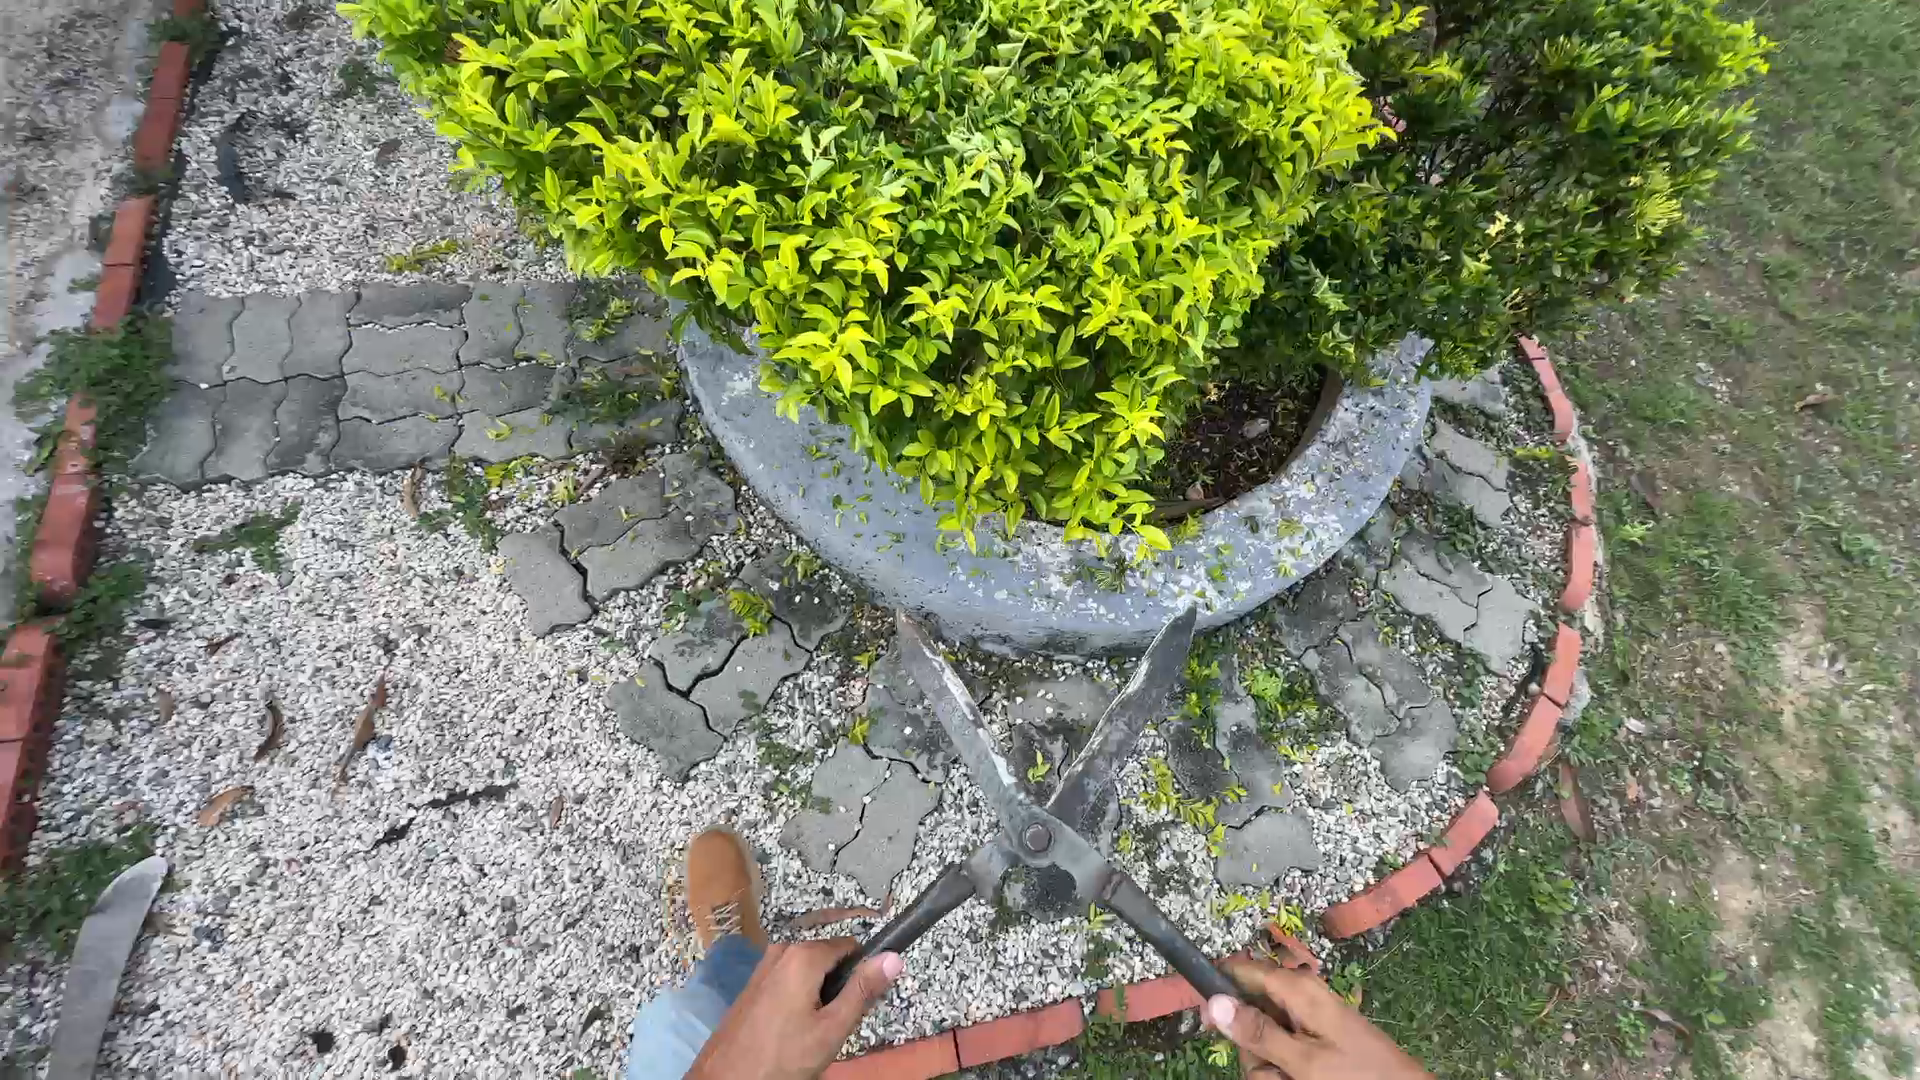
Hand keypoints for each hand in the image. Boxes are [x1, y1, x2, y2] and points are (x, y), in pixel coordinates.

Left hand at [685, 939, 902, 1079]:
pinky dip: (798, 996)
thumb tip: (895, 956)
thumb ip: (863, 990)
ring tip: (811, 1031)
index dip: (860, 974)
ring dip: (817, 993)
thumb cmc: (782, 1058)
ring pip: (808, 969)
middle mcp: (784, 947)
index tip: (856, 1006)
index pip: (850, 946)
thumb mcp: (831, 1030)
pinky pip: (789, 978)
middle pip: (829, 956)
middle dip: (837, 984)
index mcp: (804, 954)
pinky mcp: (754, 981)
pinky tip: (791, 1030)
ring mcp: (765, 963)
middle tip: (831, 1024)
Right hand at [1204, 955, 1432, 1079]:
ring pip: (1265, 1036)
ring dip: (1269, 1068)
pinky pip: (1285, 1049)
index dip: (1219, 991)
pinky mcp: (1318, 1039)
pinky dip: (1285, 1071)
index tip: (1208, 1023)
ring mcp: (1310, 1018)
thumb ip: (1259, 1033)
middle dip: (1253, 1048)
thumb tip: (1214, 1002)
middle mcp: (1299, 994)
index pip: (1240, 969)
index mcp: (1296, 987)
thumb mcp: (1306, 1063)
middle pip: (1250, 1011)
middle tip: (1274, 1075)